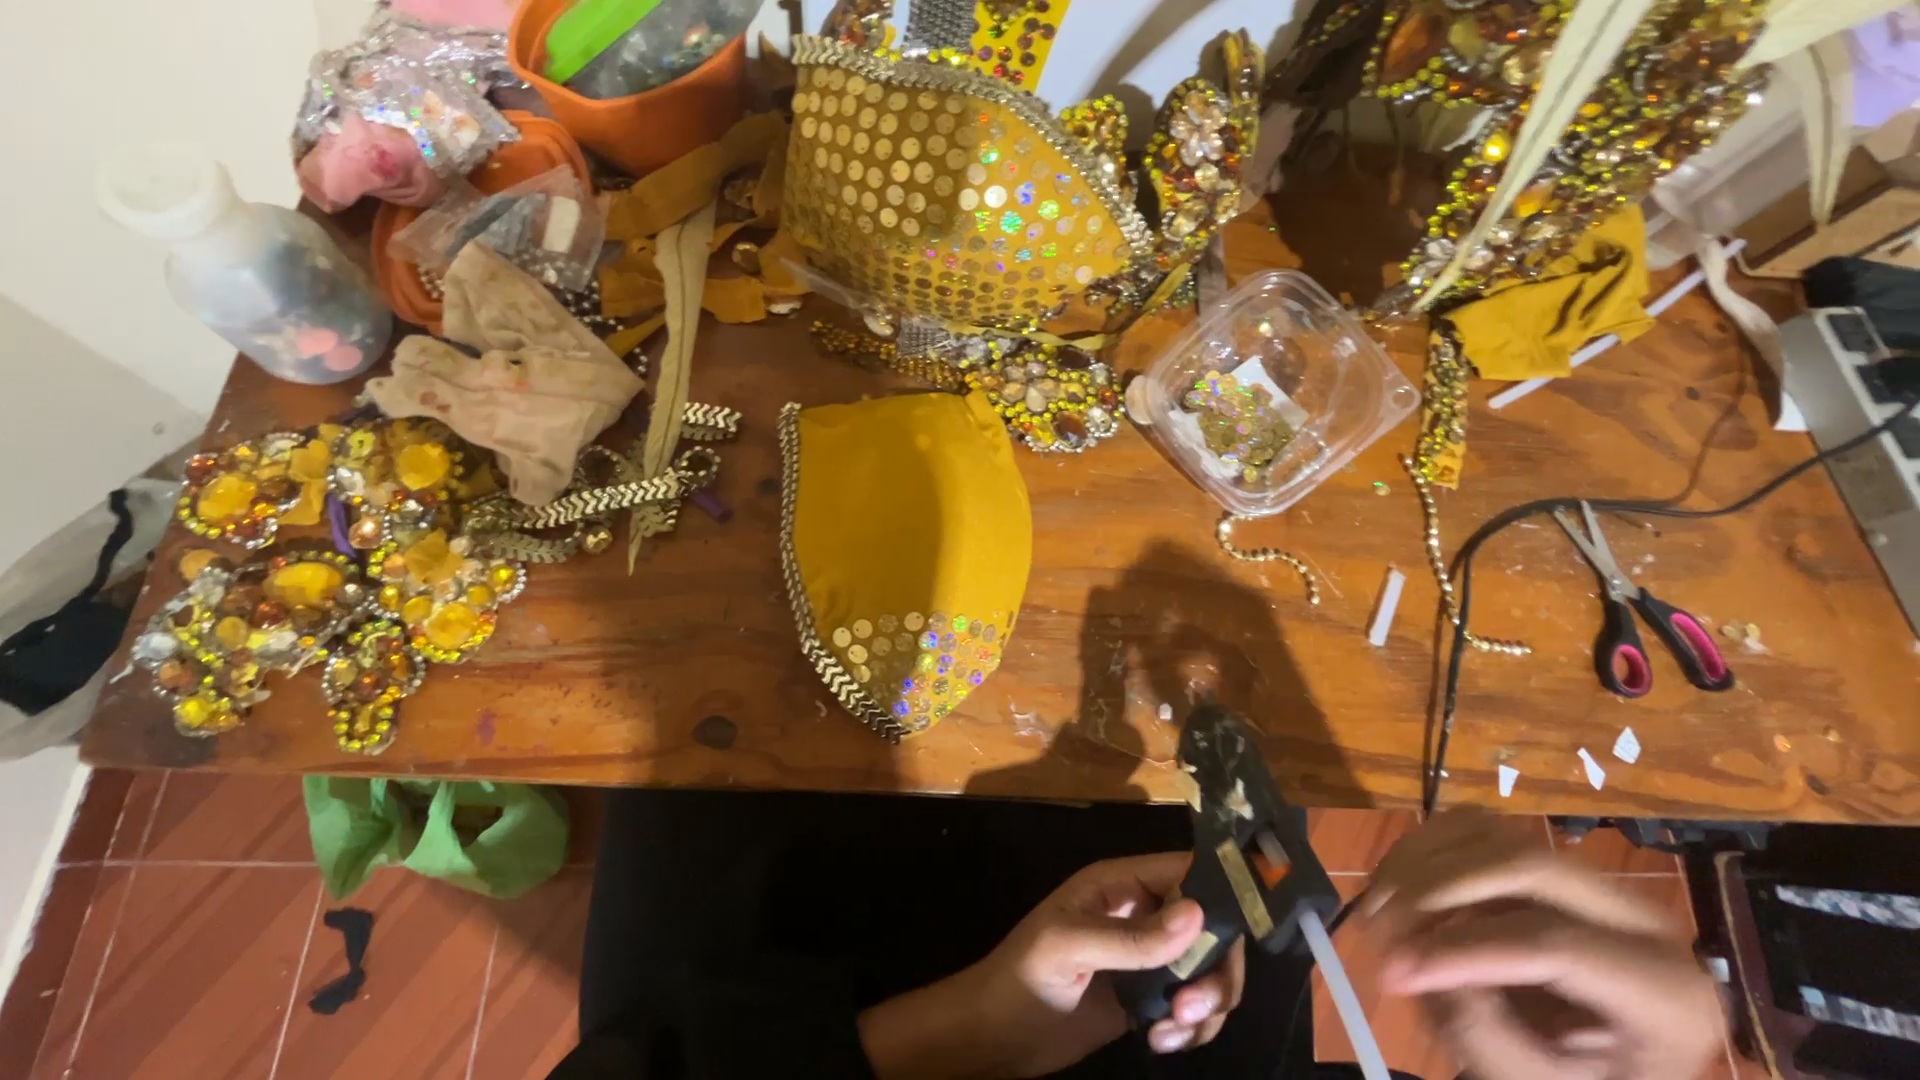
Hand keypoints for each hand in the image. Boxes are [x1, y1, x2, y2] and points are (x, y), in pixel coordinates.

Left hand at [858, 853, 1245, 1078]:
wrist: (996, 1036)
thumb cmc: (1024, 975)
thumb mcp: (1071, 946)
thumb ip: (1133, 936)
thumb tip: (1199, 914)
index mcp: (1120, 883)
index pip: (1185, 872)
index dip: (1220, 895)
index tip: (1240, 935)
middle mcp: (1140, 914)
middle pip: (1210, 928)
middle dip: (1215, 968)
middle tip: (1195, 1007)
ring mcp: (1146, 958)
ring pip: (1208, 970)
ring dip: (1207, 1004)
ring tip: (1173, 1031)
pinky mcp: (1147, 998)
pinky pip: (1194, 1006)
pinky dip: (1193, 1028)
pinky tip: (1162, 1043)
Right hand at [1364, 810, 1724, 1079]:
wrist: (1594, 1072)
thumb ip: (1482, 1033)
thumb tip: (1417, 961)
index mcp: (1666, 994)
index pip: (1555, 945)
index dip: (1464, 950)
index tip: (1393, 972)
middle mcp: (1641, 921)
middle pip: (1527, 864)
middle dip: (1437, 886)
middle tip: (1379, 925)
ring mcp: (1591, 880)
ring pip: (1491, 834)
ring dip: (1420, 862)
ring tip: (1376, 909)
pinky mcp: (1546, 861)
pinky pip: (1473, 827)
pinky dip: (1422, 848)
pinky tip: (1393, 887)